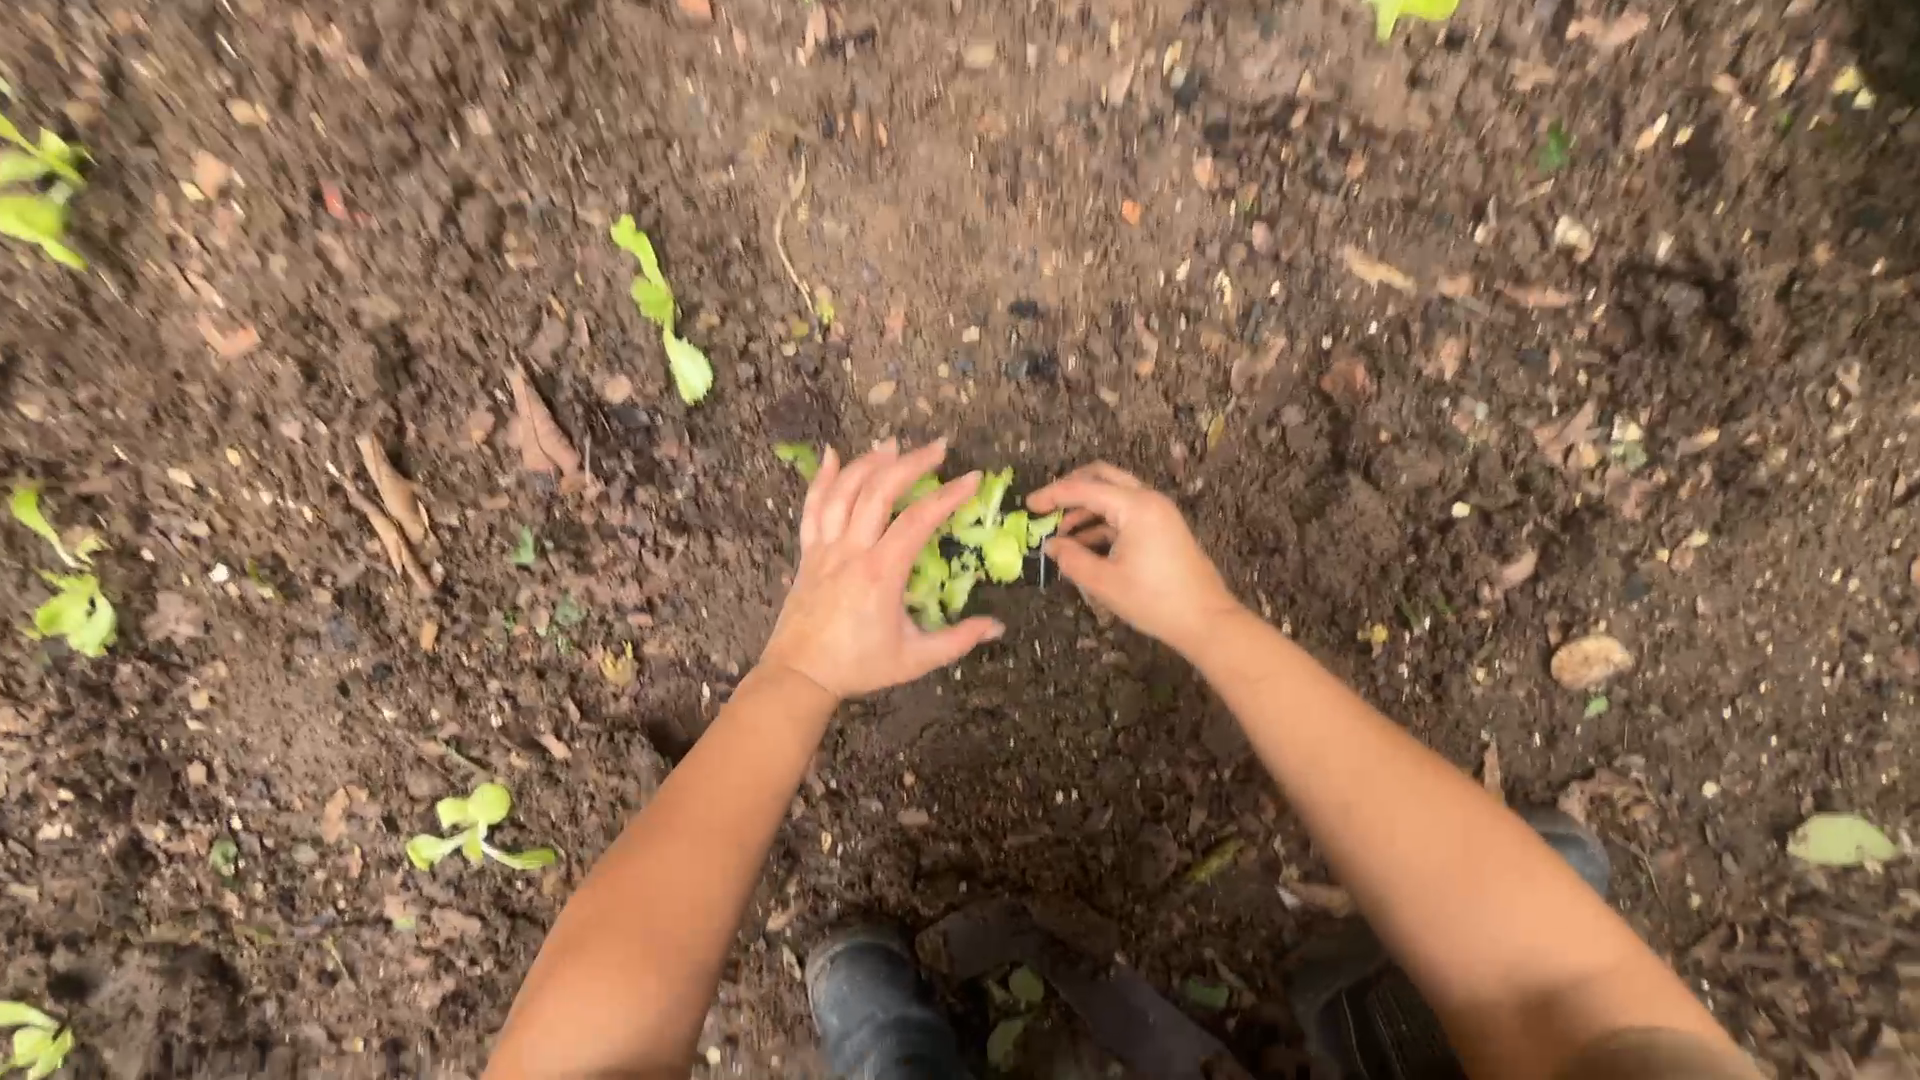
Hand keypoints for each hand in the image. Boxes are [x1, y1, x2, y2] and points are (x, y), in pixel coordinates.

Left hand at [759, 439, 1004, 700]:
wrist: (800, 675)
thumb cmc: (859, 666)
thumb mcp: (915, 659)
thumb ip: (957, 640)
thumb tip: (997, 627)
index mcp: (881, 573)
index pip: (918, 520)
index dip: (948, 495)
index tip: (972, 478)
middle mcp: (851, 551)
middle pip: (879, 492)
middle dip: (911, 464)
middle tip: (938, 448)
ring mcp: (825, 549)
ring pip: (843, 492)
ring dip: (869, 463)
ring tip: (894, 445)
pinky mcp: (807, 554)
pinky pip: (812, 509)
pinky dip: (822, 479)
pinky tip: (831, 455)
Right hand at [1026, 463, 1241, 651]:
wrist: (1205, 620)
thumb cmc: (1154, 601)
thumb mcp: (1104, 582)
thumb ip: (1071, 559)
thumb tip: (1050, 546)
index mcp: (1135, 506)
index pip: (1084, 488)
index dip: (1053, 495)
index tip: (1028, 505)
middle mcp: (1148, 499)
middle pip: (1101, 477)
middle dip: (1070, 489)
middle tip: (1046, 508)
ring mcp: (1158, 512)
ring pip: (1113, 495)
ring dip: (1085, 509)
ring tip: (1060, 535)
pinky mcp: (1162, 527)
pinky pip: (1124, 513)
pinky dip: (1101, 522)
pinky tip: (1083, 546)